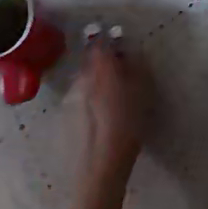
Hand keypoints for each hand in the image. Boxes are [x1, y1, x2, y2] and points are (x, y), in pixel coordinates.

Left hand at [77, 32, 143, 188]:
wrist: (100, 165)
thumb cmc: (128, 126)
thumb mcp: (143, 93)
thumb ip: (137, 67)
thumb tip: (130, 53)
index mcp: (101, 69)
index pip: (100, 44)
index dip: (108, 42)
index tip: (118, 45)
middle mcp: (81, 78)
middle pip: (91, 62)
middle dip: (103, 64)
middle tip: (120, 74)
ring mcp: (70, 97)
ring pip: (84, 81)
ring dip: (96, 82)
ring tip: (112, 98)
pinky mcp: (64, 115)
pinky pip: (79, 98)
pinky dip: (89, 99)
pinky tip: (101, 116)